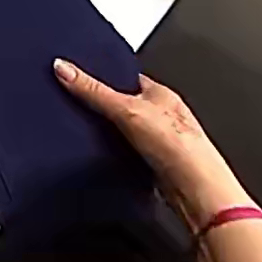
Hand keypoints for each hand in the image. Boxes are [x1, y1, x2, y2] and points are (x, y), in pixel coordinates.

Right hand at [53, 59, 252, 228]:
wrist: (199, 194)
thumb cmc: (182, 150)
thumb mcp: (125, 109)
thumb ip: (91, 89)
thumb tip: (62, 66)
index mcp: (162, 94)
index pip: (124, 75)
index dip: (100, 73)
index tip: (76, 71)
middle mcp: (162, 115)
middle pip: (120, 100)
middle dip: (98, 101)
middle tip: (75, 97)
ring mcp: (158, 139)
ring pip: (120, 125)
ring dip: (104, 126)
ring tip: (84, 123)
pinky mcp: (152, 160)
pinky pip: (121, 145)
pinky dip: (109, 145)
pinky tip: (98, 146)